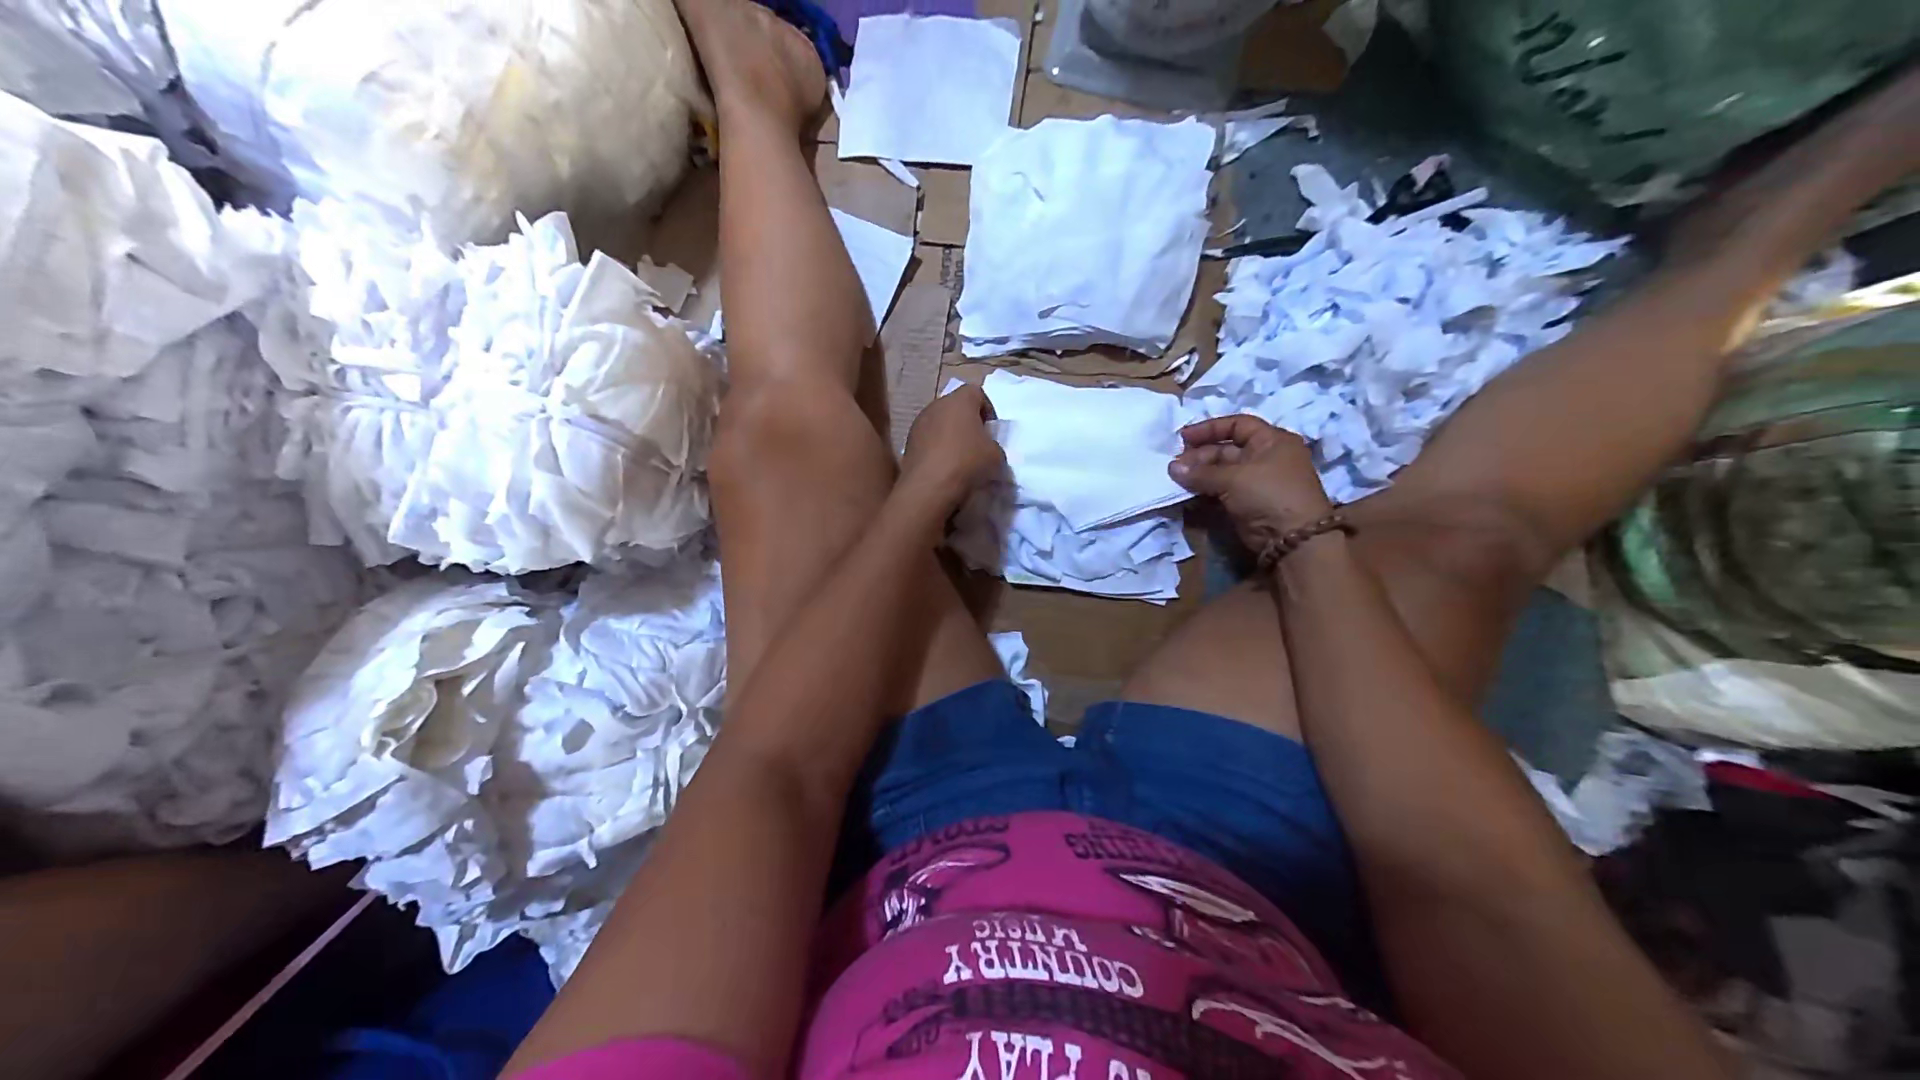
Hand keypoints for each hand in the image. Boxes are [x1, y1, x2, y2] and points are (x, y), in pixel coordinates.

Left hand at [900, 384, 1005, 508]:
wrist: (929, 487)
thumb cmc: (967, 462)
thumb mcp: (996, 456)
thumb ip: (993, 446)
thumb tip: (986, 449)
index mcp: (960, 401)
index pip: (976, 392)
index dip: (987, 409)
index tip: (992, 429)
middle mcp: (936, 405)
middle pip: (955, 407)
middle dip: (967, 422)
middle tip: (977, 443)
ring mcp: (918, 423)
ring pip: (939, 423)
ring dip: (949, 435)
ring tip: (959, 457)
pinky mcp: (907, 443)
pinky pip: (927, 439)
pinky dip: (936, 448)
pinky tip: (943, 466)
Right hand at [1169, 415, 1334, 551]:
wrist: (1292, 539)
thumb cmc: (1268, 494)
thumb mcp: (1234, 478)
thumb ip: (1201, 472)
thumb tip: (1172, 468)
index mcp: (1272, 441)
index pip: (1238, 425)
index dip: (1210, 428)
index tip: (1183, 438)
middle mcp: (1266, 458)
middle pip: (1226, 450)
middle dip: (1200, 456)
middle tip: (1176, 466)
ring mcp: (1257, 482)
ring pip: (1222, 472)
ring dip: (1199, 475)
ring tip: (1177, 479)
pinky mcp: (1249, 504)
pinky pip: (1222, 491)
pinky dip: (1206, 491)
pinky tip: (1188, 493)